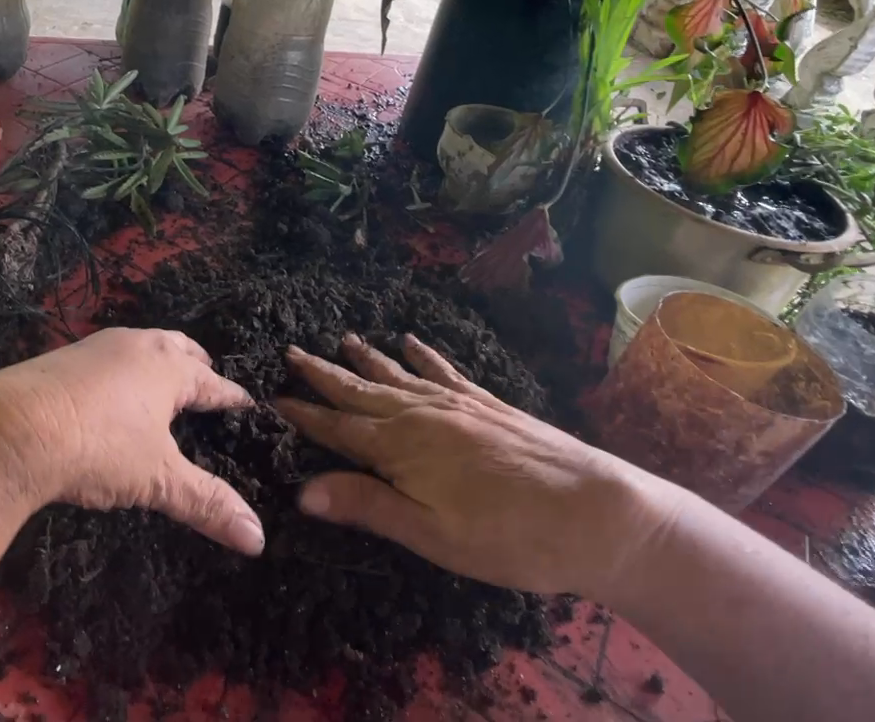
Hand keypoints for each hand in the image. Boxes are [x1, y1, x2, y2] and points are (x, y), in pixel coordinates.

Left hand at [0, 328, 265, 555]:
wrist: (11, 428)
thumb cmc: (98, 446)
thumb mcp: (157, 479)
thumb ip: (207, 503)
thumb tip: (258, 539)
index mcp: (168, 367)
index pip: (212, 382)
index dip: (232, 396)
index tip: (248, 403)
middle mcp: (135, 346)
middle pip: (177, 347)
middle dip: (195, 363)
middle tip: (206, 378)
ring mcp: (95, 348)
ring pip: (139, 346)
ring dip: (155, 360)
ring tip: (160, 382)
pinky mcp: (61, 358)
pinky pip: (106, 357)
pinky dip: (121, 369)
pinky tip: (109, 390)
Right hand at [276, 334, 680, 597]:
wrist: (601, 514)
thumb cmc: (510, 537)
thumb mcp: (432, 535)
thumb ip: (367, 506)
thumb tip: (302, 490)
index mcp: (400, 448)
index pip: (338, 427)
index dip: (305, 414)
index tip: (273, 397)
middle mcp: (421, 415)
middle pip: (361, 390)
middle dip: (324, 373)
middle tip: (291, 351)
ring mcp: (457, 404)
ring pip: (398, 374)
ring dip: (368, 358)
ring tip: (343, 338)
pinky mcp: (489, 404)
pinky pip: (445, 371)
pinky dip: (424, 355)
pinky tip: (414, 341)